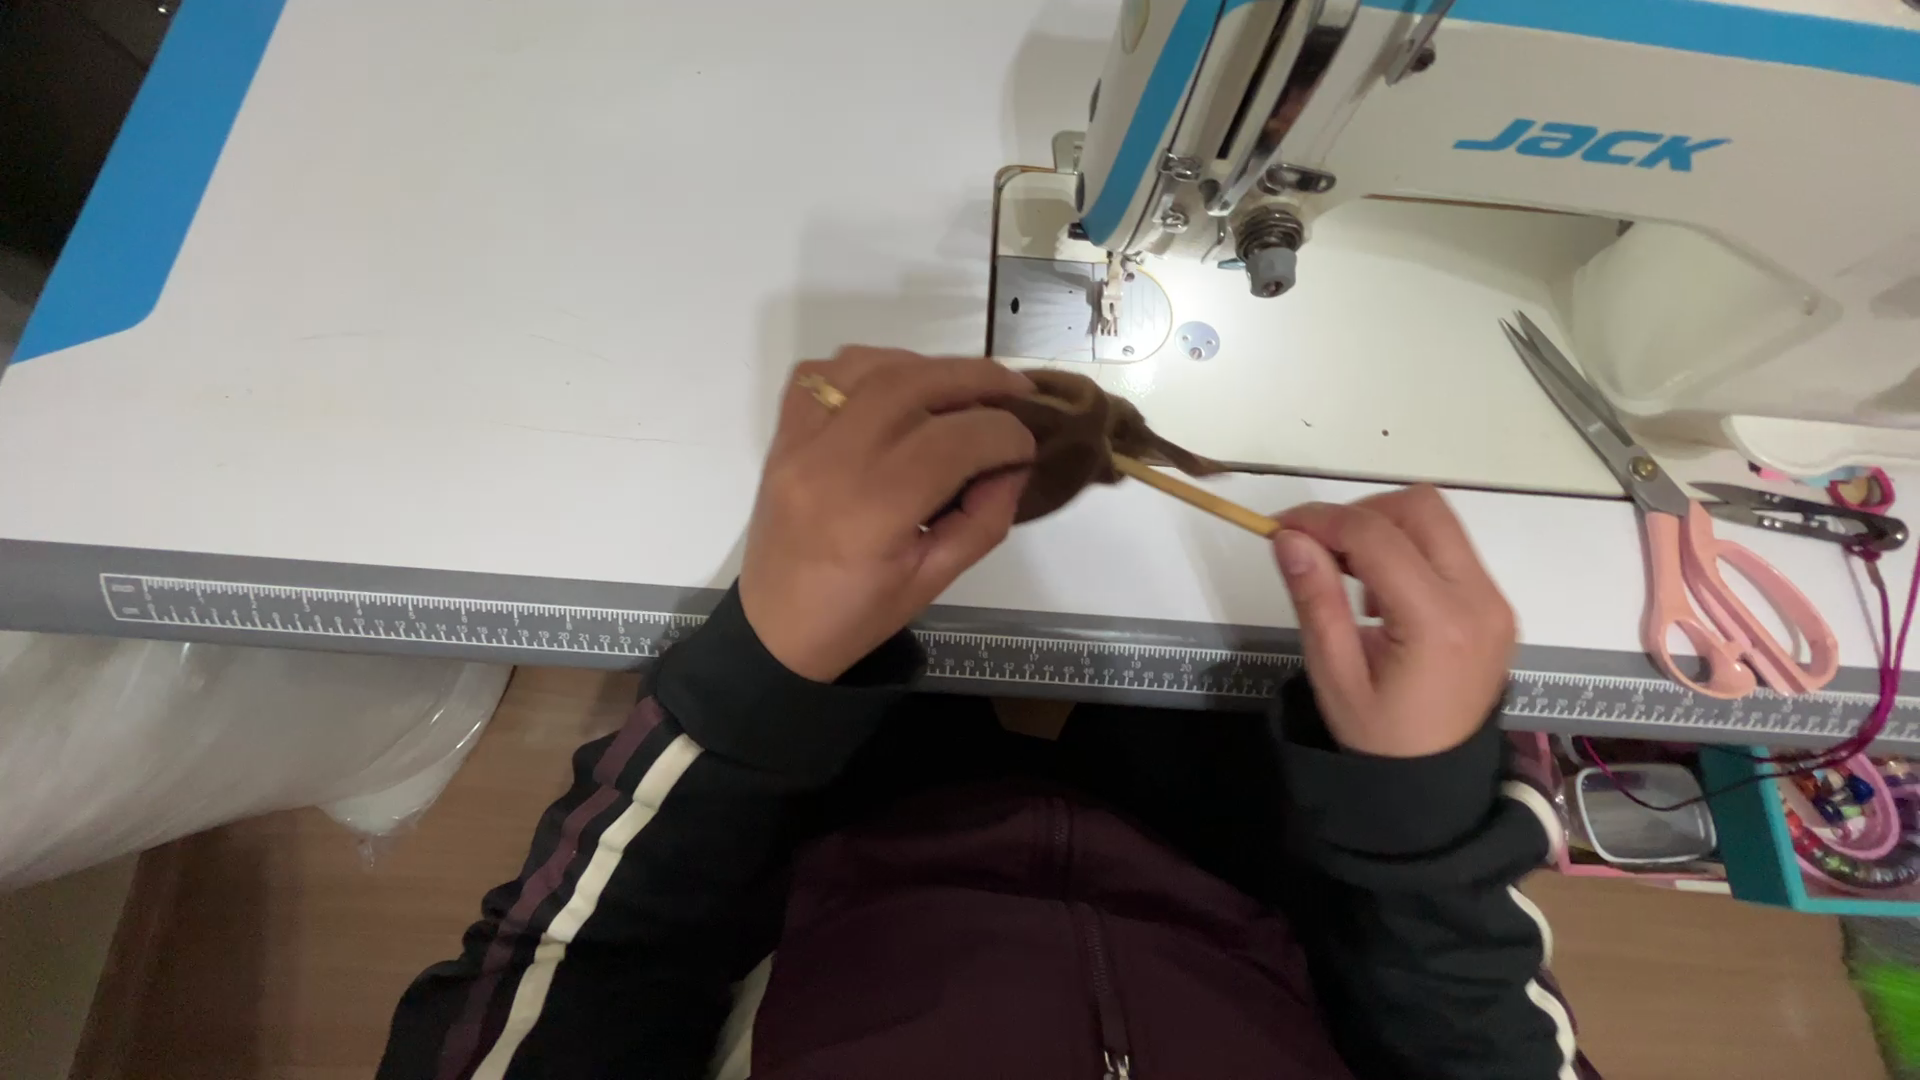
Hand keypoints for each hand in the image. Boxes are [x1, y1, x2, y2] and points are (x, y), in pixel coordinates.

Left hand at [739, 349, 1035, 681]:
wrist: (775, 630)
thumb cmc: (857, 615)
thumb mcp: (934, 581)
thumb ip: (983, 520)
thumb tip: (1012, 465)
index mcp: (873, 513)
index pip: (952, 442)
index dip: (1003, 434)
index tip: (1026, 446)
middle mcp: (830, 464)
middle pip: (911, 384)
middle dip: (976, 377)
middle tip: (1015, 389)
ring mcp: (798, 443)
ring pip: (867, 366)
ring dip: (925, 366)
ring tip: (961, 388)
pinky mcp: (781, 437)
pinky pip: (821, 374)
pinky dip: (867, 367)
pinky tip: (895, 390)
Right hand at [1271, 486, 1515, 757]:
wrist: (1433, 777)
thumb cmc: (1375, 732)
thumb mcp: (1332, 670)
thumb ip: (1314, 598)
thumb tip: (1288, 537)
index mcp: (1437, 623)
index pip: (1376, 536)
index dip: (1321, 520)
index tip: (1278, 529)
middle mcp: (1480, 599)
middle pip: (1421, 508)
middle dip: (1358, 513)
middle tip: (1316, 545)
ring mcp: (1494, 598)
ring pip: (1437, 519)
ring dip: (1381, 526)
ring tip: (1344, 569)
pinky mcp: (1493, 602)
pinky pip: (1447, 546)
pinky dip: (1403, 547)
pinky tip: (1375, 589)